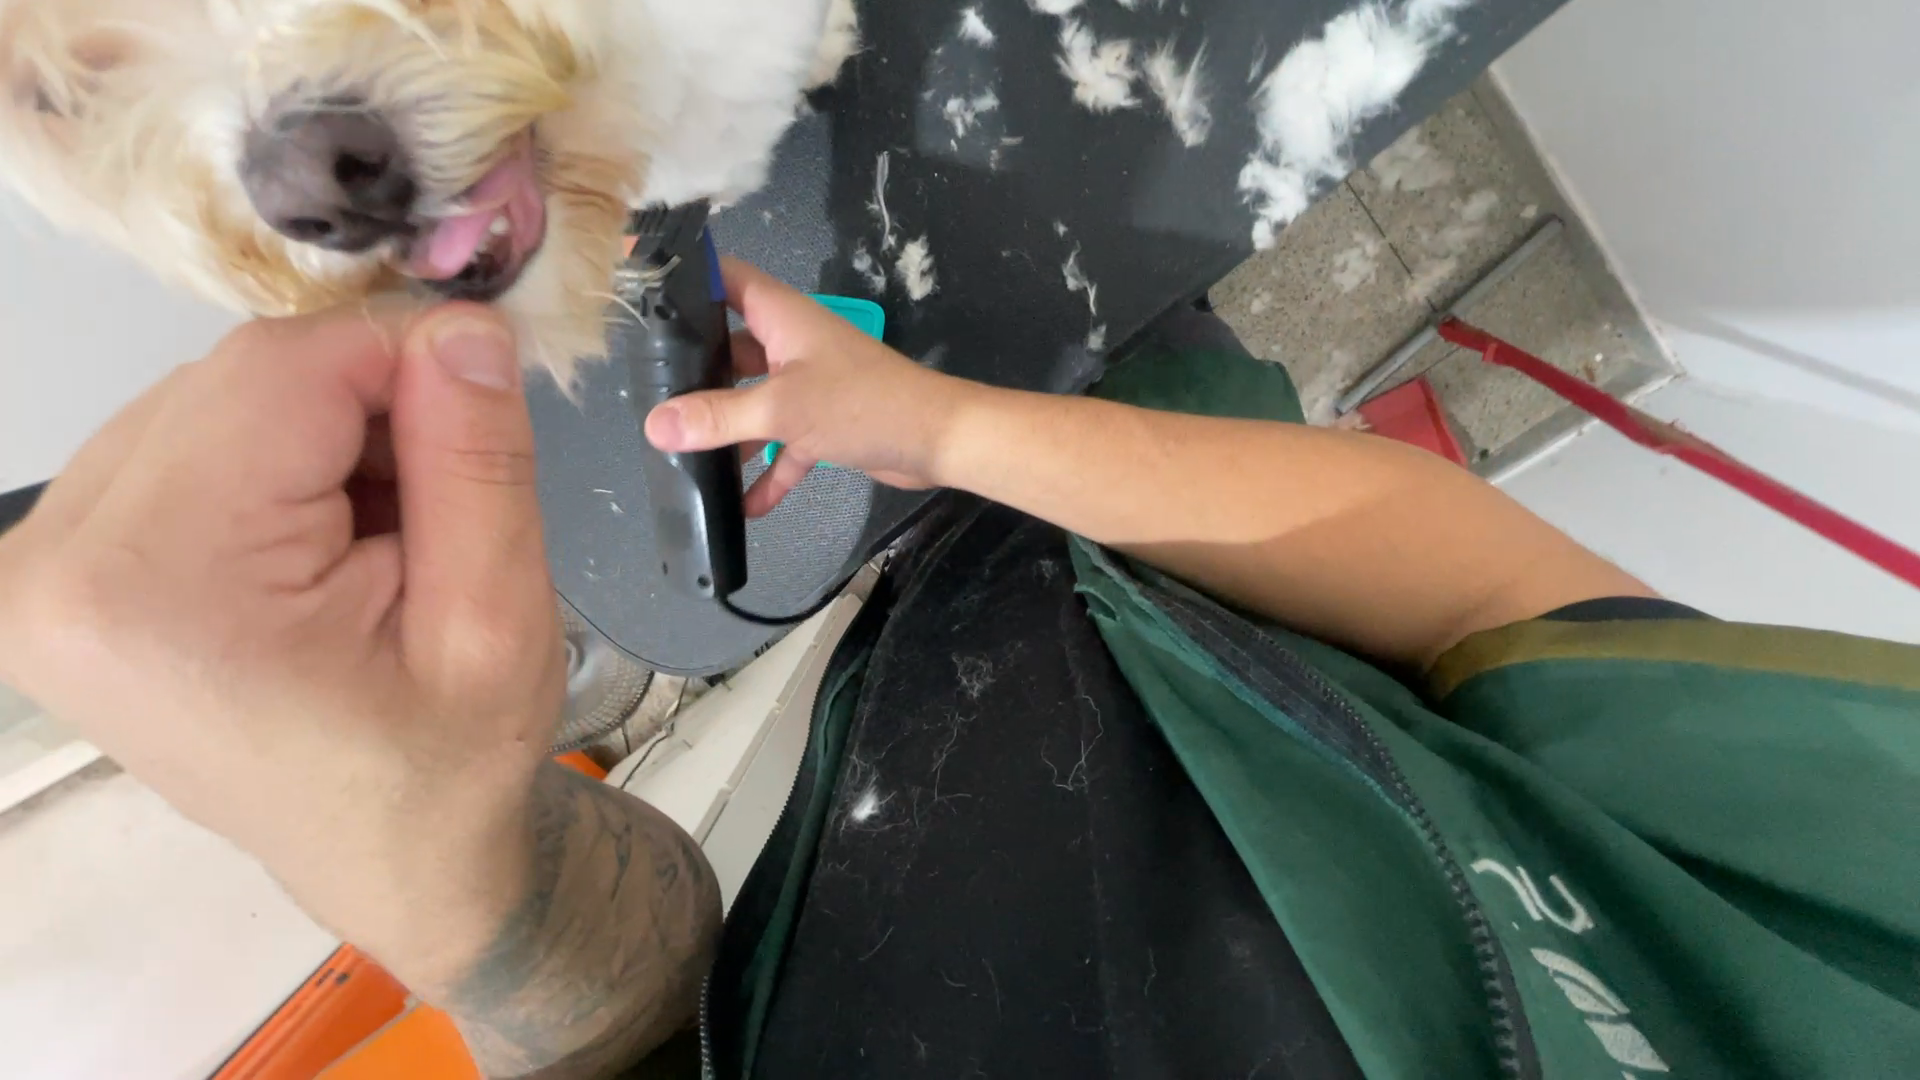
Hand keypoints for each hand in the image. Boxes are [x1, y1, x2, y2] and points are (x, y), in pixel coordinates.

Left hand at [0, 302, 566, 995]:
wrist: (399, 853)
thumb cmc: (455, 757)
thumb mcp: (498, 619)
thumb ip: (481, 470)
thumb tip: (469, 330)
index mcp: (159, 581)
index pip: (283, 371)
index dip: (410, 356)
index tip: (502, 400)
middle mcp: (54, 559)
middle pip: (246, 381)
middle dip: (382, 406)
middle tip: (467, 495)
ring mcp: (47, 563)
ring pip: (229, 402)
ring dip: (350, 437)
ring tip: (415, 533)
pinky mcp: (78, 567)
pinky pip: (209, 447)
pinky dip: (308, 466)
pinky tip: (358, 539)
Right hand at [643, 258, 978, 515]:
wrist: (935, 440)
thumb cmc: (862, 404)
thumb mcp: (782, 408)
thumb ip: (719, 417)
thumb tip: (655, 427)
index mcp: (780, 316)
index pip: (722, 278)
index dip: (683, 277)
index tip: (636, 289)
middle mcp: (790, 344)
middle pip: (730, 348)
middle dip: (693, 371)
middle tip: (646, 395)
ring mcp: (808, 385)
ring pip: (754, 401)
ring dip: (728, 428)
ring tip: (682, 453)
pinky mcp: (824, 423)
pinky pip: (784, 444)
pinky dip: (768, 470)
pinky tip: (746, 506)